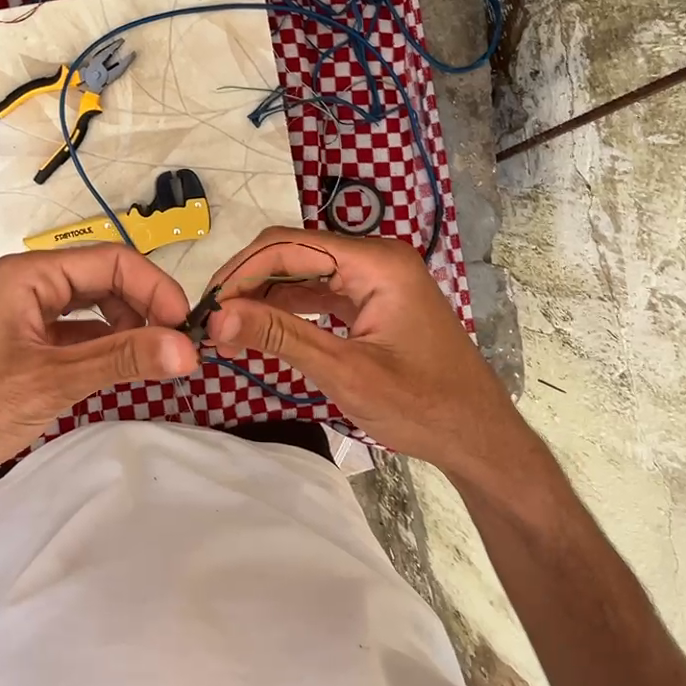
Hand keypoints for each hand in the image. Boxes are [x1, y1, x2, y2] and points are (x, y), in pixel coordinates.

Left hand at [0, 244, 197, 497]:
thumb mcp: (52, 380)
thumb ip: (121, 359)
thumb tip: (188, 349)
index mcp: (29, 274)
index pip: (110, 261)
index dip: (154, 287)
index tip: (186, 326)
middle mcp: (31, 287)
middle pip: (104, 281)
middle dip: (144, 307)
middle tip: (179, 346)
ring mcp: (29, 319)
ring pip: (95, 311)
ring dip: (129, 330)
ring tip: (160, 359)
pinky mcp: (30, 350)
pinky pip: (81, 338)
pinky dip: (108, 350)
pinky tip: (130, 370)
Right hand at [202, 226, 522, 481]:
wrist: (479, 439)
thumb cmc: (422, 407)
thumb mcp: (345, 372)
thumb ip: (280, 338)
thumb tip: (217, 318)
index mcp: (376, 262)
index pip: (289, 246)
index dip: (241, 271)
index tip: (206, 305)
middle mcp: (374, 258)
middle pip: (293, 253)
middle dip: (248, 282)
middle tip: (211, 318)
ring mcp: (373, 278)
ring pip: (301, 273)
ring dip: (263, 296)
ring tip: (226, 327)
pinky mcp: (370, 301)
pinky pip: (317, 293)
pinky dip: (286, 309)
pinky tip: (259, 329)